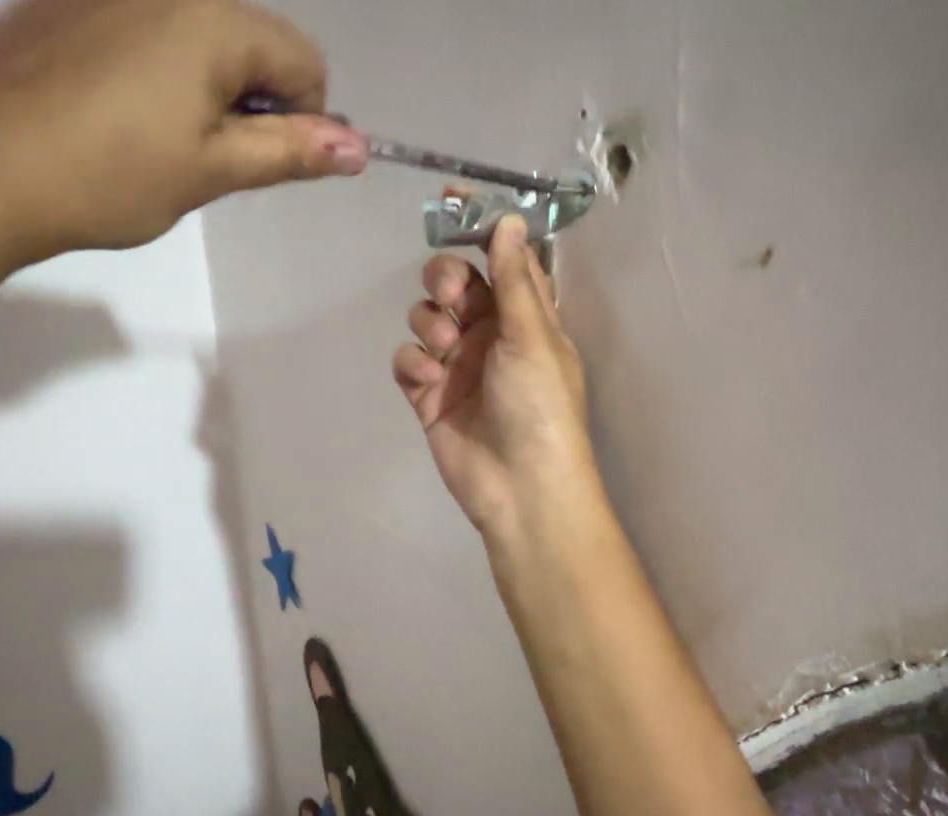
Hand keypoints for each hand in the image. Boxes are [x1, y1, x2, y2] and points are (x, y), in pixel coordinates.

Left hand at [0, 0, 365, 261]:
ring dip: (200, 85)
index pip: (304, 62)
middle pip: (251, 40)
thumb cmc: (107, 175)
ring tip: (151, 137)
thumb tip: (360, 148)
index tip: (260, 161)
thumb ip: (290, 151)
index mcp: (214, 20)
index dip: (302, 120)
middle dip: (248, 98)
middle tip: (203, 156)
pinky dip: (150, 67)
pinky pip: (141, 25)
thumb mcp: (211, 172)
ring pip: (195, 35)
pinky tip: (110, 111)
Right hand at [393, 216, 599, 539]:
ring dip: (430, 324)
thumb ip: (515, 278)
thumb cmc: (539, 406)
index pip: (503, 260)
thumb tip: (509, 219)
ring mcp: (458, 367)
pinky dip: (413, 363)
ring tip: (445, 352)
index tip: (453, 198)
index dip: (481, 228)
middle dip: (445, 279)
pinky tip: (428, 380)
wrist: (520, 486)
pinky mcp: (429, 396)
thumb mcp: (533, 336)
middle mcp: (492, 336)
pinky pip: (408, 360)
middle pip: (456, 284)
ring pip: (427, 319)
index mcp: (527, 318)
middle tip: (449, 294)